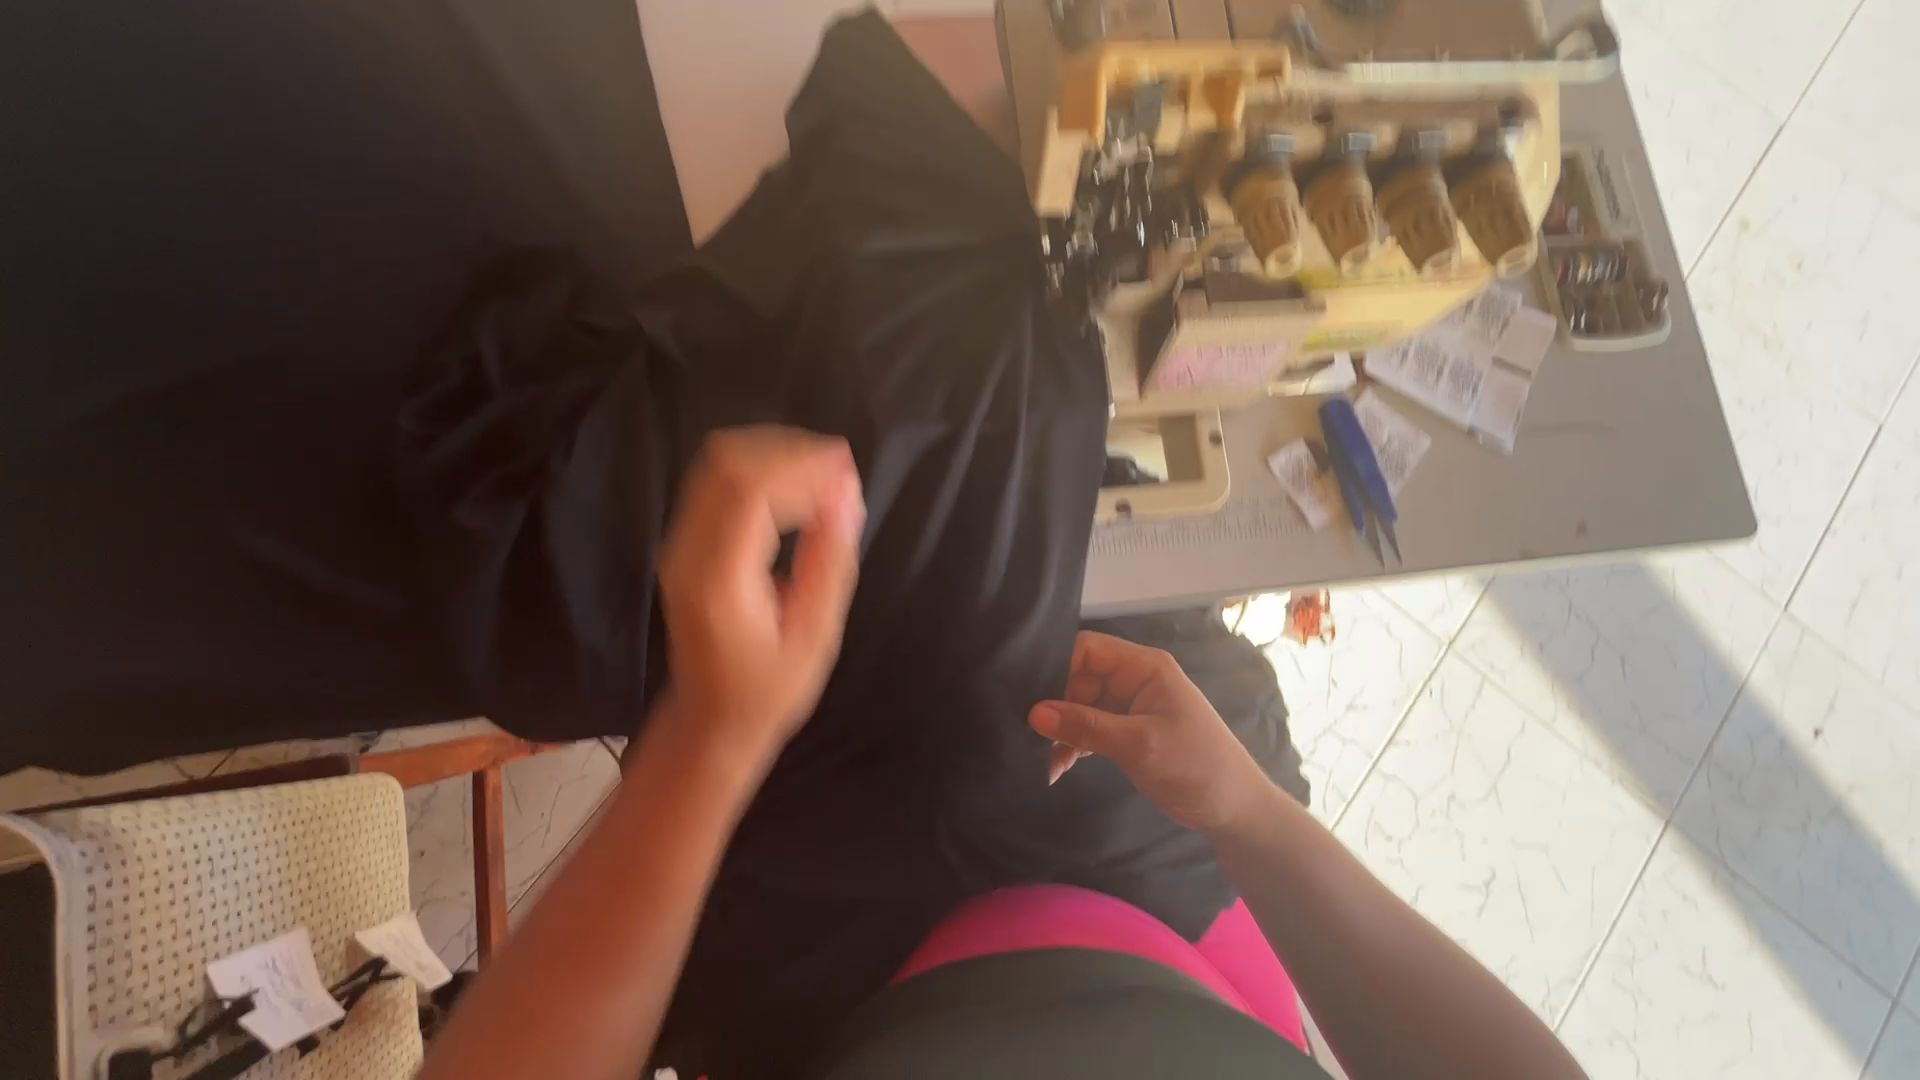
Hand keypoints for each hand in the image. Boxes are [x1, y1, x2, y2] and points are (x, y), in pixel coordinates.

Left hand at [657, 426, 864, 765]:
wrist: (712, 720)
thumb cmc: (770, 689)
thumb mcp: (814, 635)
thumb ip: (829, 561)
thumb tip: (847, 495)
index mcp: (720, 579)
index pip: (751, 491)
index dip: (801, 466)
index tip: (846, 469)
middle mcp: (688, 552)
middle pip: (727, 463)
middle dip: (788, 450)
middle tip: (839, 465)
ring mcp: (678, 545)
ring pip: (717, 464)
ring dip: (773, 454)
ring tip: (822, 470)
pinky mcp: (684, 544)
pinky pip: (715, 483)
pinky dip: (759, 470)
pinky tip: (795, 485)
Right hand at [1030, 630, 1272, 832]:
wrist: (1234, 810)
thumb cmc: (1195, 765)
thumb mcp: (1139, 744)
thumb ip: (1087, 726)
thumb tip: (1034, 713)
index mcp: (1143, 667)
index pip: (1087, 648)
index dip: (1057, 665)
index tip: (1028, 693)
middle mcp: (1133, 679)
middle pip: (1078, 677)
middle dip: (1053, 703)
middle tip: (1024, 730)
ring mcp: (1129, 707)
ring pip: (1079, 706)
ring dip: (1060, 730)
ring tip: (1038, 757)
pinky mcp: (1125, 733)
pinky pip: (1088, 729)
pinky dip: (1072, 746)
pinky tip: (1055, 769)